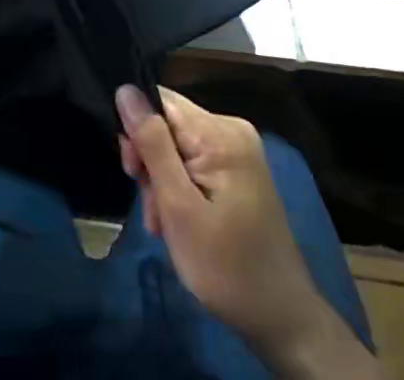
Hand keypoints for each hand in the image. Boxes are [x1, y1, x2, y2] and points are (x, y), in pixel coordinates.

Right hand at [116, 86, 342, 364]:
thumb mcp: (178, 206)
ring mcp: (238, 149)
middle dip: (151, 165)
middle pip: (168, 124)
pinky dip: (180, 188)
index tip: (132, 171)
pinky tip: (181, 221)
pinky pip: (194, 161)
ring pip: (177, 146)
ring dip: (162, 183)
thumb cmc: (225, 265)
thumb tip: (125, 90)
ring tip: (166, 225)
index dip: (137, 129)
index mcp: (220, 132)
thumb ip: (152, 144)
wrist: (278, 313)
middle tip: (155, 211)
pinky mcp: (238, 169)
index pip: (160, 100)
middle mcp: (231, 129)